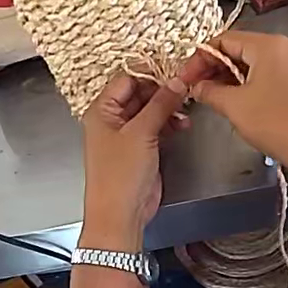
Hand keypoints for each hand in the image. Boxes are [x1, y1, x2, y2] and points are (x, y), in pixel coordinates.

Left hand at [80, 71, 187, 250]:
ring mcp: (127, 135)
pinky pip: (156, 128)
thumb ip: (160, 104)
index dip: (151, 75)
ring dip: (168, 109)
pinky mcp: (141, 149)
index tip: (175, 74)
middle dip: (163, 93)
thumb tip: (177, 81)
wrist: (121, 213)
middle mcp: (112, 120)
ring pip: (150, 111)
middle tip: (185, 91)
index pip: (127, 80)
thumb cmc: (119, 176)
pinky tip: (182, 124)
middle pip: (140, 94)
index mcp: (102, 111)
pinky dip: (169, 124)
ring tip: (186, 111)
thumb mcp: (141, 133)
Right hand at [176, 32, 287, 168]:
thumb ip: (210, 91)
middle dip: (214, 68)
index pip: (224, 40)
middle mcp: (283, 46)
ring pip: (253, 63)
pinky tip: (235, 101)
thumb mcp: (234, 106)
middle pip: (239, 48)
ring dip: (229, 77)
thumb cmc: (274, 122)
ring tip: (211, 96)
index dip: (200, 58)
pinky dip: (247, 83)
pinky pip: (267, 74)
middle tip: (195, 89)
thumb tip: (195, 87)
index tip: (184, 79)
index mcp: (267, 44)